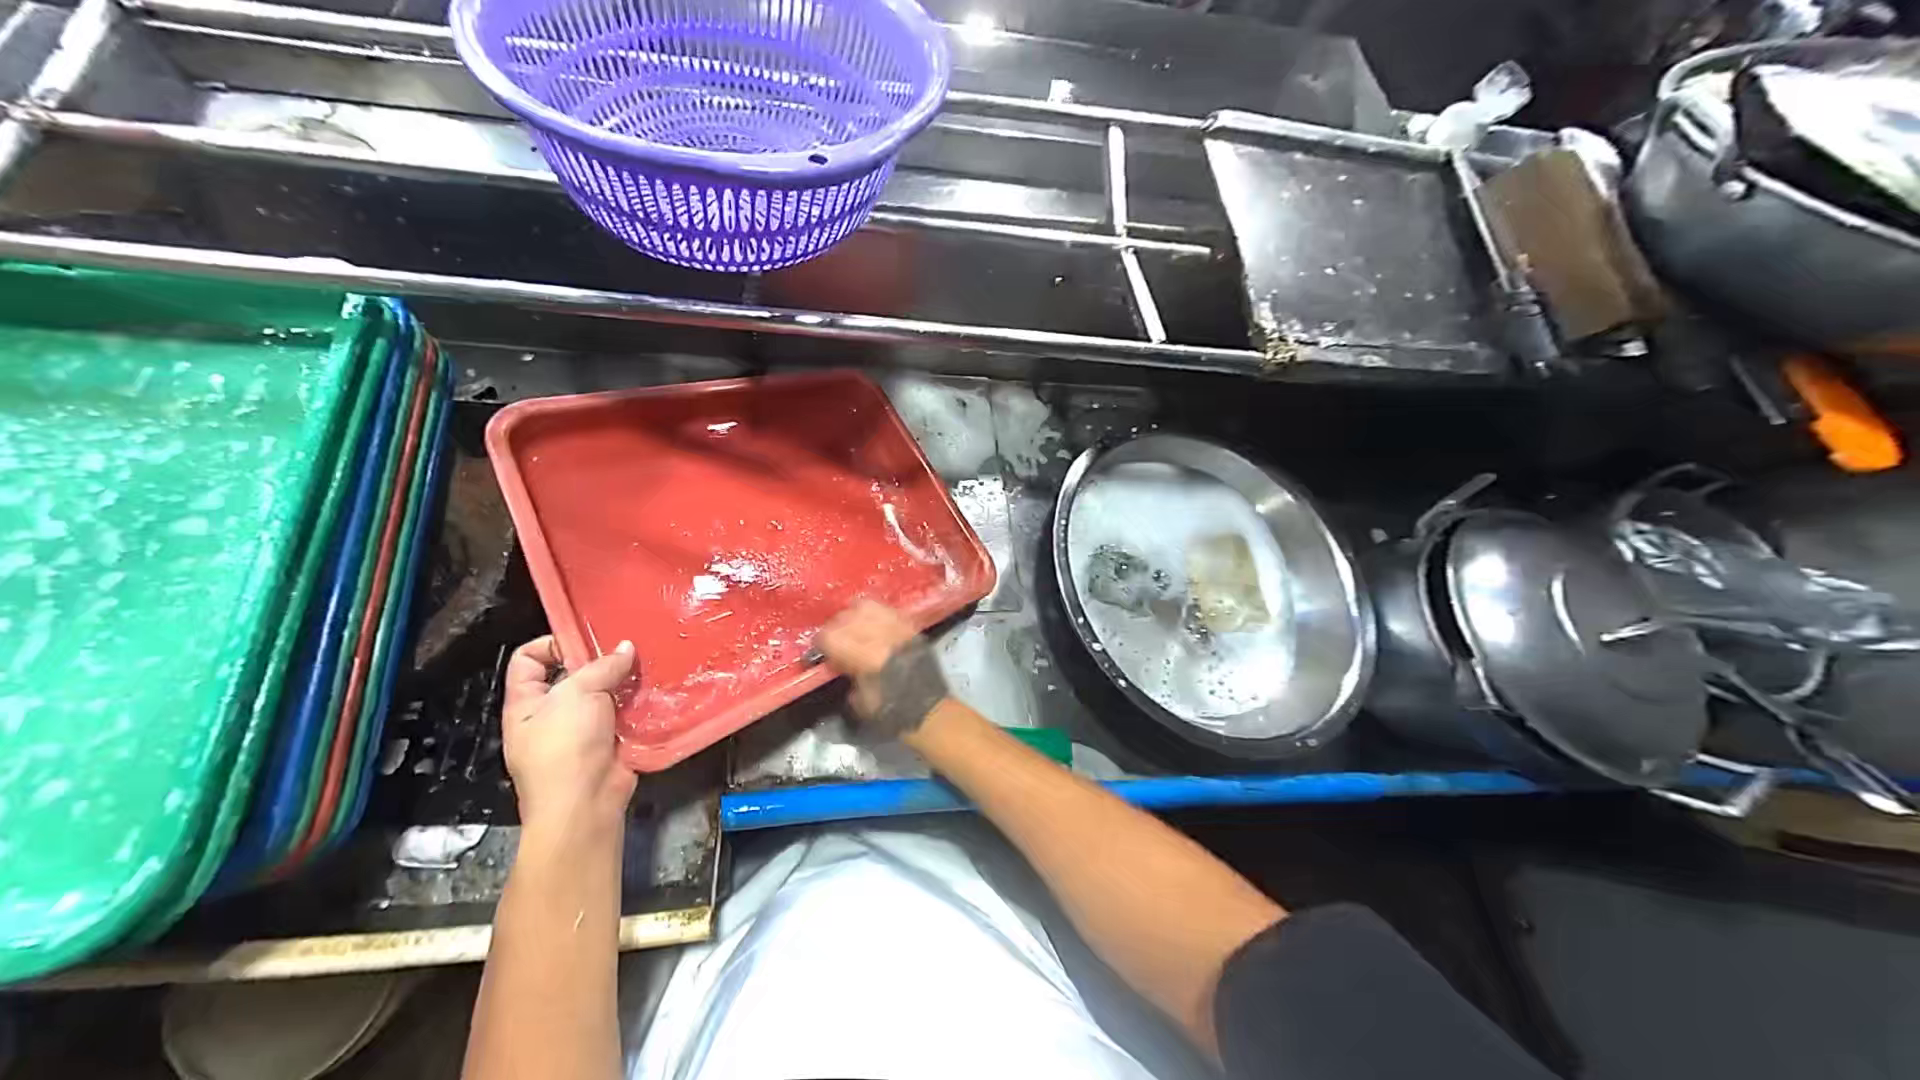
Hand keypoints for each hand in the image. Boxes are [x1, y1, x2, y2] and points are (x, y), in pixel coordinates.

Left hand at [501, 636, 636, 836]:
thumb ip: (602, 666)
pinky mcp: (609, 744)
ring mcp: (581, 731)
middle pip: (573, 675)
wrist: (584, 805)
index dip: (553, 643)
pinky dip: (638, 706)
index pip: (528, 659)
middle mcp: (551, 715)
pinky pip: (624, 716)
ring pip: (604, 695)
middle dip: (600, 662)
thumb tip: (626, 648)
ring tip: (647, 669)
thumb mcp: (577, 694)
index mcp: (526, 703)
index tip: (586, 640)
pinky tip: (654, 694)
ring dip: (624, 684)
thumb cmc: (566, 747)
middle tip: (627, 652)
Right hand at [815, 600, 924, 722]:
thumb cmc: (891, 712)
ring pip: (867, 606)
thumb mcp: (859, 699)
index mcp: (866, 657)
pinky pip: (887, 610)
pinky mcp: (911, 627)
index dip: (821, 641)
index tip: (820, 650)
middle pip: (847, 616)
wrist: (929, 710)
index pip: (831, 635)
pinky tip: (871, 626)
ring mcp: (898, 628)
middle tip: (834, 640)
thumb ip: (844, 674)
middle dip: (836, 627)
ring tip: (852, 628)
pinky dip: (875, 615)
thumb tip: (837, 661)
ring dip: (854, 616)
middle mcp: (882, 636)